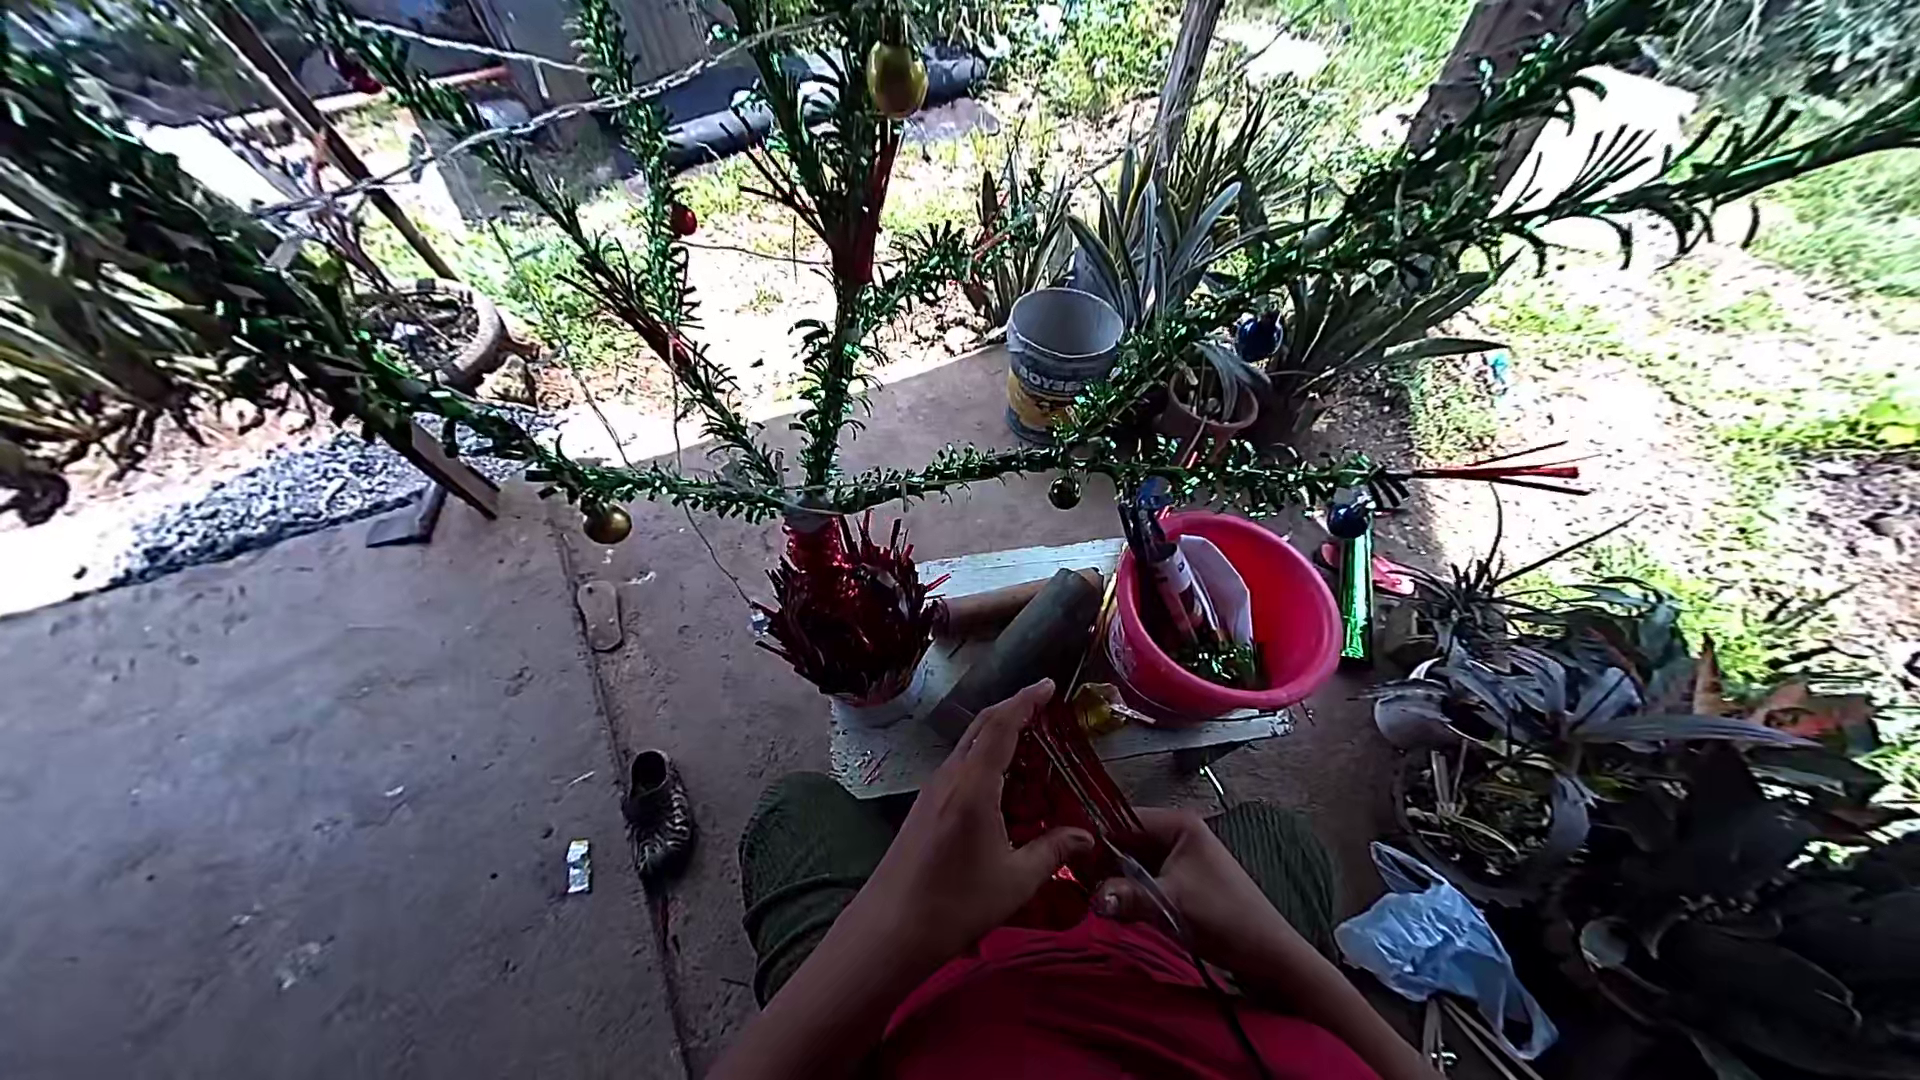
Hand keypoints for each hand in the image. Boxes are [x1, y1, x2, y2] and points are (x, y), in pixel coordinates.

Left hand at [845, 679, 1093, 969]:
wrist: (889, 928)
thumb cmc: (955, 904)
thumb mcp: (1015, 880)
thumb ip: (1053, 851)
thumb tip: (1086, 837)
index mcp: (972, 784)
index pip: (1000, 725)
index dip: (1026, 700)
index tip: (1049, 685)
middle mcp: (950, 776)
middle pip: (982, 726)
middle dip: (1014, 710)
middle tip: (1046, 709)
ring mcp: (934, 788)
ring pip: (971, 745)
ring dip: (1000, 736)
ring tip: (1034, 748)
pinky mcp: (927, 804)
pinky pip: (962, 766)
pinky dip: (988, 761)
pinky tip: (1005, 786)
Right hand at [1092, 807, 1284, 964]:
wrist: (1270, 958)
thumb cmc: (1227, 919)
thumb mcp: (1173, 904)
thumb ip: (1130, 896)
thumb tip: (1092, 897)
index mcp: (1178, 823)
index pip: (1123, 818)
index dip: (1096, 834)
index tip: (1069, 854)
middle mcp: (1176, 832)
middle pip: (1125, 837)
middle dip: (1102, 858)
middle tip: (1075, 878)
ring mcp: (1177, 855)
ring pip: (1131, 858)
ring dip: (1113, 875)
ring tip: (1089, 891)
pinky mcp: (1177, 878)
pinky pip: (1141, 875)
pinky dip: (1126, 887)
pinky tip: (1112, 902)